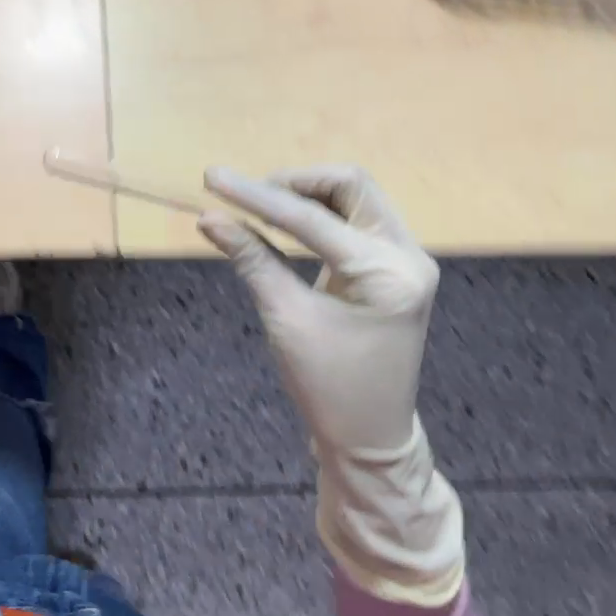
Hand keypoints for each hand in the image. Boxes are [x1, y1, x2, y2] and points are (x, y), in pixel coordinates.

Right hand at [199, 166, 463, 607]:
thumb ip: (251, 259)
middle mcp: (407, 255)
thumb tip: (208, 217)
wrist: (370, 436)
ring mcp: (405, 258)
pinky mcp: (393, 264)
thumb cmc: (327, 386)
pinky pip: (355, 218)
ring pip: (353, 196)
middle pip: (349, 185)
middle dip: (294, 183)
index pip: (311, 219)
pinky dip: (317, 213)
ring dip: (306, 194)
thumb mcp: (285, 318)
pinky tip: (284, 223)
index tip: (212, 178)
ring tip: (259, 209)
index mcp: (387, 274)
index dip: (256, 196)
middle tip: (247, 196)